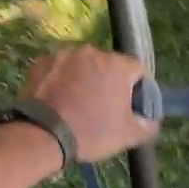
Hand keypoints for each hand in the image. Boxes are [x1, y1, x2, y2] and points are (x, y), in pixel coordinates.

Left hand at [21, 47, 158, 162]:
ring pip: (81, 66)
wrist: (41, 133)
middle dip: (109, 82)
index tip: (132, 106)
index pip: (137, 71)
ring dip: (83, 78)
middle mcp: (89, 52)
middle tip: (104, 106)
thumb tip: (148, 119)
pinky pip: (59, 69)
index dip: (139, 89)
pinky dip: (61, 80)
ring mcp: (61, 55)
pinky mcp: (39, 62)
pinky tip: (59, 99)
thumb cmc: (91, 132)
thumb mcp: (129, 135)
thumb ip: (148, 124)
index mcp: (116, 64)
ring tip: (78, 103)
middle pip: (107, 65)